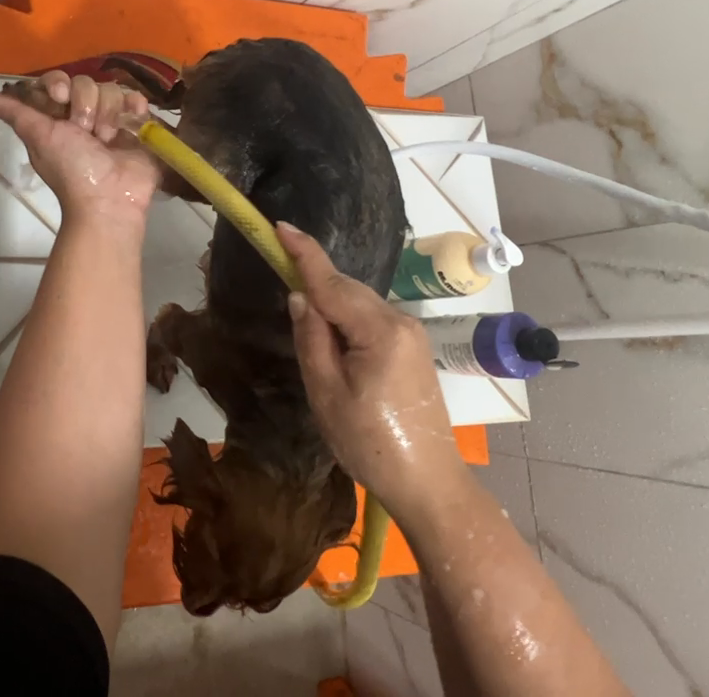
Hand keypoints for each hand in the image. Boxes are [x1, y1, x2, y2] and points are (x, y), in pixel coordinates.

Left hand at [0, 71, 160, 223]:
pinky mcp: (136, 125)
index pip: (56, 81)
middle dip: (86, 104)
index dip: (58, 83)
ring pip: (111, 89)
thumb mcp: (39, 139)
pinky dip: (134, 105)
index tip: (60, 98)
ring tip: (108, 139)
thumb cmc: (71, 171)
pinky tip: (133, 120)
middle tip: (86, 132)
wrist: (108, 198)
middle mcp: (83, 114)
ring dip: (109, 113)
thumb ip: (16, 115)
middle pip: (85, 82)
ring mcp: (111, 118)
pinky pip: (135, 99)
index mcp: (58, 117)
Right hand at [278, 222, 463, 512]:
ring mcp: (410, 335)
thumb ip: (311, 339)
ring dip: (330, 301)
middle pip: (348, 289)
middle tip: (280, 270)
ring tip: (302, 317)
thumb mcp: (326, 393)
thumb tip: (300, 298)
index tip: (281, 226)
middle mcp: (399, 322)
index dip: (305, 253)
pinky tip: (332, 335)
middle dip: (314, 278)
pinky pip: (370, 319)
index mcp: (378, 331)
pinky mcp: (412, 349)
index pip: (332, 282)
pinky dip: (346, 317)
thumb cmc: (370, 443)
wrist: (428, 482)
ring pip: (359, 303)